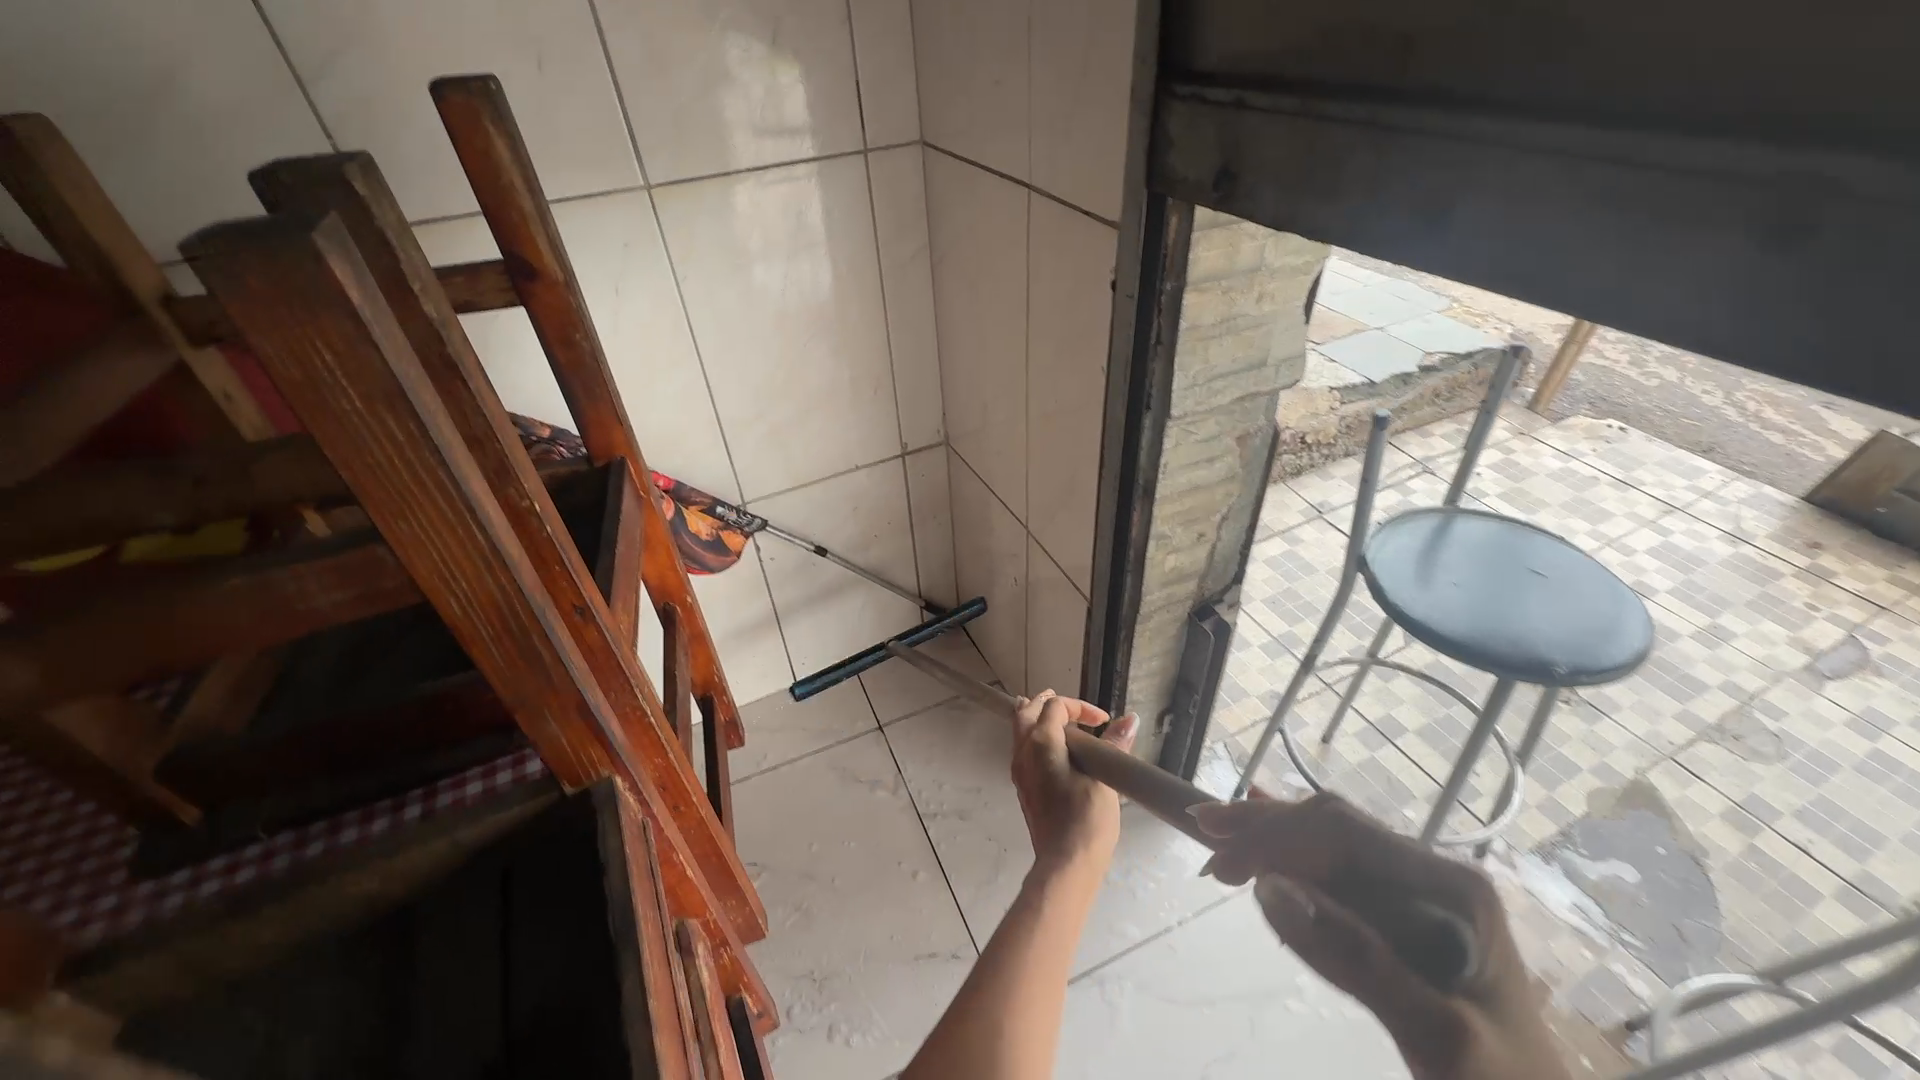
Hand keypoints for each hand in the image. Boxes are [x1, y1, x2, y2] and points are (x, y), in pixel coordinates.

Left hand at [1009, 691, 1137, 877]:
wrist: (1065, 863)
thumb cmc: (1086, 818)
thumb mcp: (1103, 779)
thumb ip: (1112, 746)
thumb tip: (1130, 720)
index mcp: (1040, 743)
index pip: (1054, 706)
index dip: (1080, 706)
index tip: (1103, 722)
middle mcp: (1023, 753)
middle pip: (1026, 713)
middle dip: (1047, 704)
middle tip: (1069, 706)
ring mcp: (1020, 773)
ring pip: (1020, 733)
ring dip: (1038, 721)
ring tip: (1057, 720)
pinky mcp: (1024, 790)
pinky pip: (1023, 752)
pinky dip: (1036, 740)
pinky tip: (1054, 751)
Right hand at [1192, 794, 1568, 1079]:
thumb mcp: (1439, 1037)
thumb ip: (1359, 960)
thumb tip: (1271, 888)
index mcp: (1449, 887)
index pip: (1343, 834)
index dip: (1275, 837)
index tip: (1220, 866)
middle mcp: (1432, 875)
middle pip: (1333, 827)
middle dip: (1265, 825)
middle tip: (1200, 828)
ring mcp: (1418, 894)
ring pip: (1329, 843)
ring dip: (1271, 837)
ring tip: (1216, 835)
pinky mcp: (1401, 917)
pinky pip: (1335, 873)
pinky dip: (1290, 858)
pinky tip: (1263, 844)